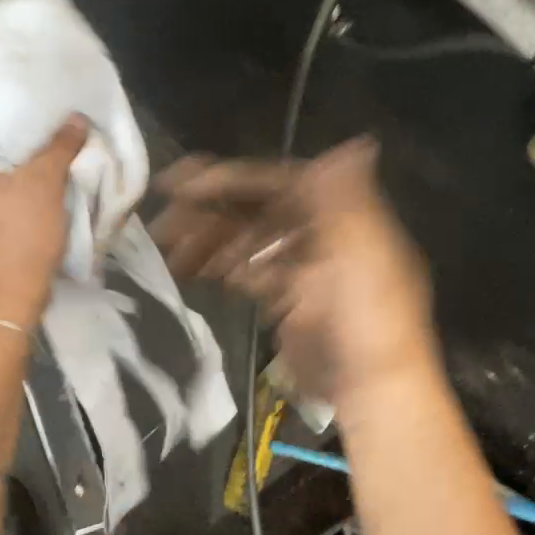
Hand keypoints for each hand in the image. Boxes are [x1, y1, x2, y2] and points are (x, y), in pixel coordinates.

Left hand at [0, 116, 89, 328]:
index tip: (42, 113)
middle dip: (28, 151)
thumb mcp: (45, 182)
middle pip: (0, 161)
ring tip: (57, 155)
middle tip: (55, 132)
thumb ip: (59, 146)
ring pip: (7, 184)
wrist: (14, 297)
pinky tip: (49, 190)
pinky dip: (28, 198)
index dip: (16, 123)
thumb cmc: (22, 233)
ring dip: (30, 176)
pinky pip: (11, 206)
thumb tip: (76, 117)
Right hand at [152, 138, 434, 405]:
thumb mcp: (363, 253)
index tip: (186, 180)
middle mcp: (323, 238)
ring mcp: (306, 273)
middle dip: (210, 212)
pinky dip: (220, 268)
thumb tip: (356, 144)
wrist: (372, 389)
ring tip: (164, 246)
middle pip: (258, 214)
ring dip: (207, 240)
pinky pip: (249, 275)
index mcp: (343, 220)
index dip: (234, 179)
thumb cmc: (368, 318)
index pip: (282, 186)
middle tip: (162, 218)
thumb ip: (346, 200)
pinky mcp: (290, 305)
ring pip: (248, 244)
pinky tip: (188, 269)